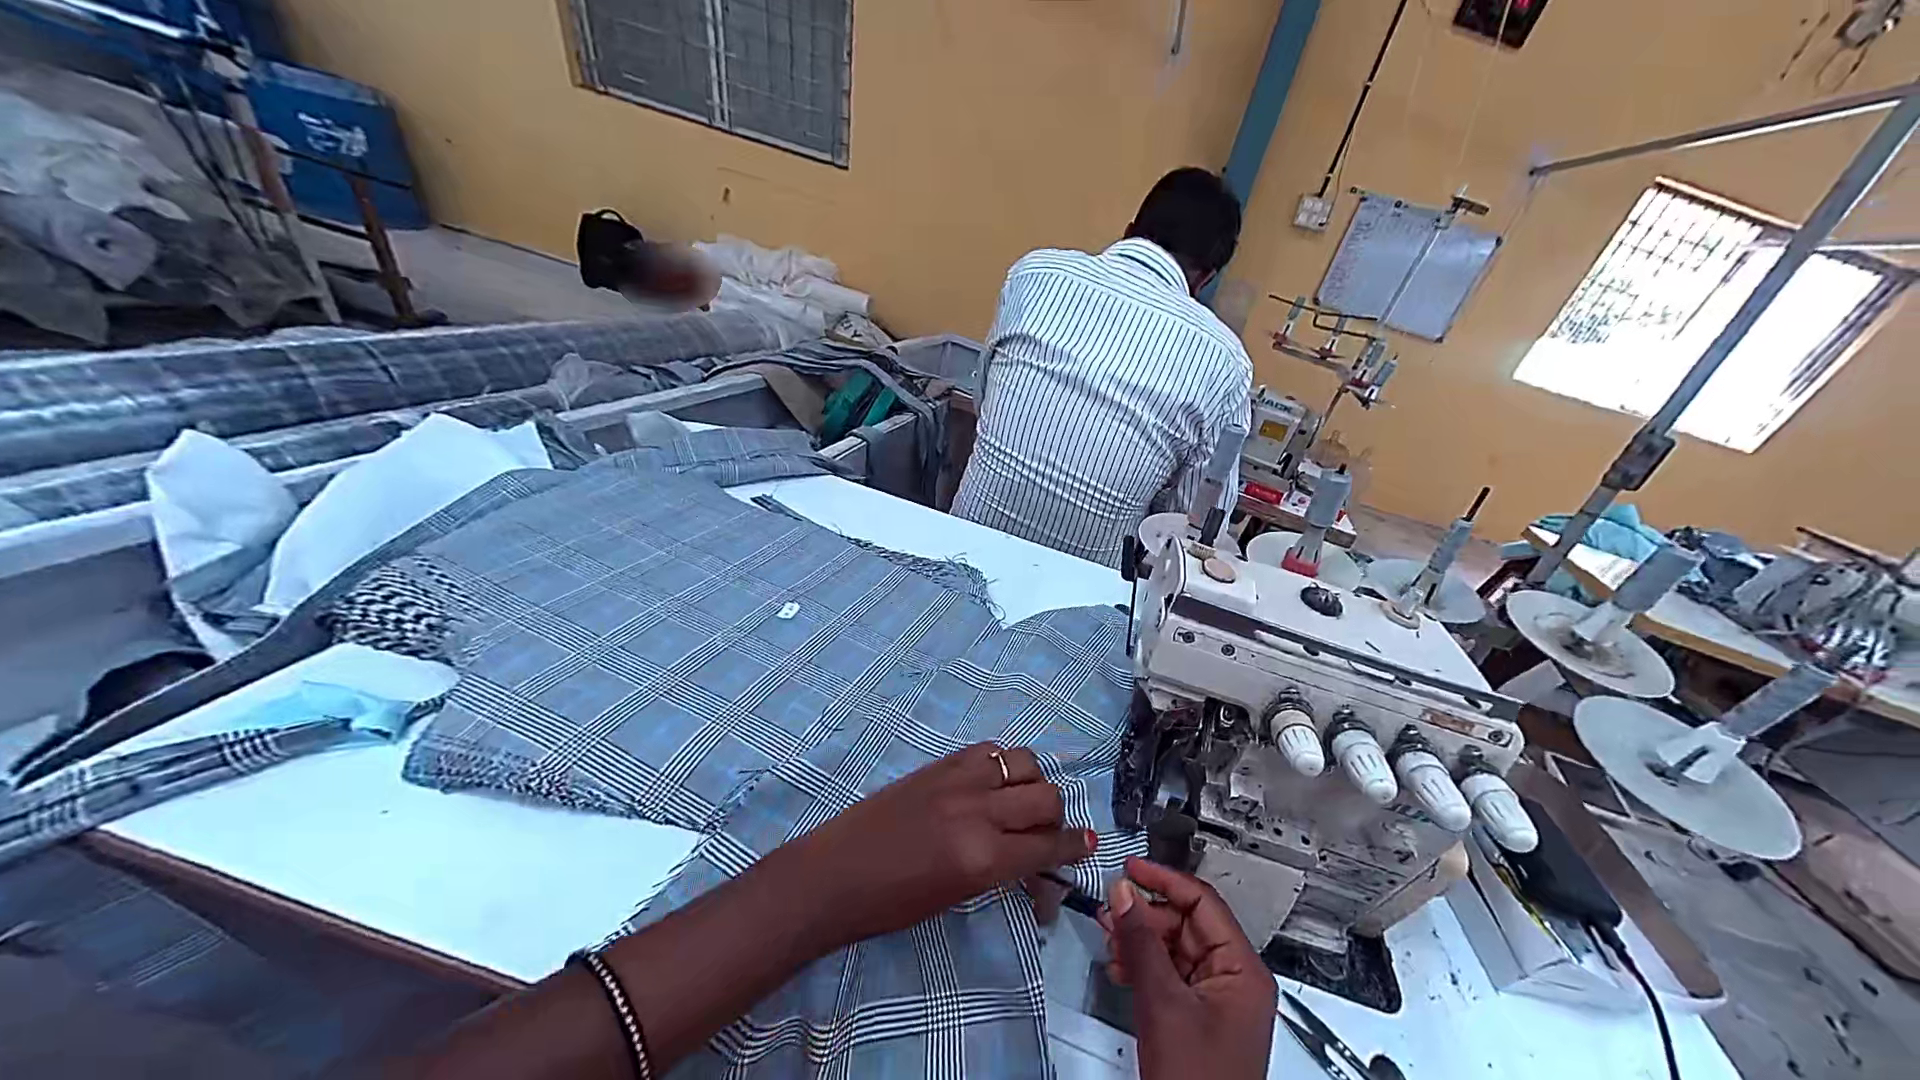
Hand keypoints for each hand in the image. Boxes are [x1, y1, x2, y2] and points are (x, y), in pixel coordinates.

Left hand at [774, 742, 1095, 947]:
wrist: (837, 871)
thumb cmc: (892, 903)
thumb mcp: (958, 897)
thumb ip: (1002, 872)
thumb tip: (1036, 866)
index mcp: (984, 858)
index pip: (1049, 846)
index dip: (1075, 847)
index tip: (1087, 845)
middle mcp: (979, 812)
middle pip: (1046, 799)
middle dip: (1058, 817)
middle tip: (1047, 831)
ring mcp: (959, 780)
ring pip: (1025, 763)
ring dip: (1034, 782)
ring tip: (1023, 799)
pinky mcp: (941, 763)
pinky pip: (990, 751)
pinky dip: (1003, 764)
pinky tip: (994, 781)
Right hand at [1097, 857, 1275, 1079]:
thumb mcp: (1162, 1002)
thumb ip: (1140, 941)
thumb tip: (1123, 892)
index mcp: (1243, 970)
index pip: (1204, 902)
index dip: (1164, 880)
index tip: (1131, 869)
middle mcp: (1234, 978)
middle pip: (1186, 922)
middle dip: (1145, 915)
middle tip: (1111, 910)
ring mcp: (1216, 997)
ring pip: (1173, 946)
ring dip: (1140, 939)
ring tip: (1110, 939)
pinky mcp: (1197, 1014)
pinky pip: (1168, 971)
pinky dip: (1143, 964)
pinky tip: (1120, 966)